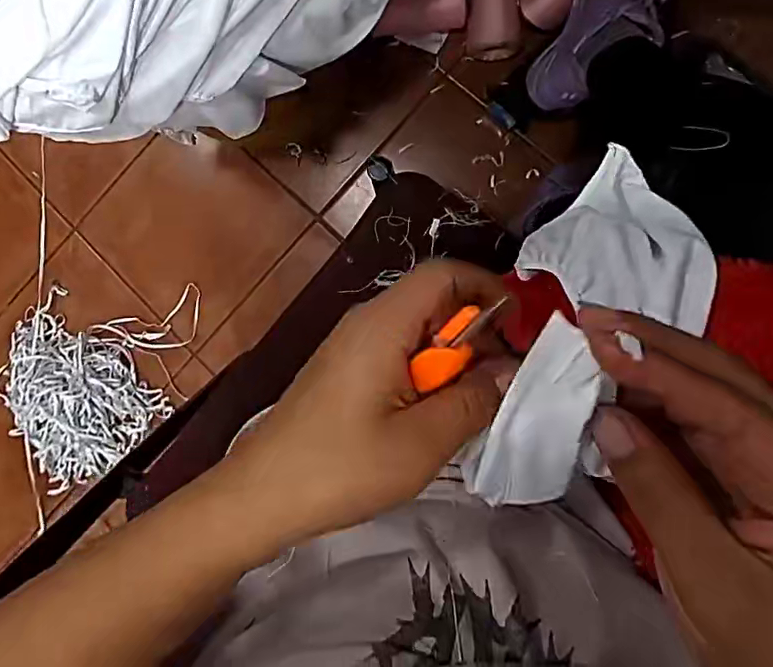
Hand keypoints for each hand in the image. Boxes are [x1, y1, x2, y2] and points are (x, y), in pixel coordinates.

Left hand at [212, 261, 516, 549]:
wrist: (257, 498)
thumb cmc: (339, 468)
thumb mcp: (420, 442)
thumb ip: (473, 400)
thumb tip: (510, 369)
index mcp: (385, 322)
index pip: (445, 273)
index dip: (488, 288)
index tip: (515, 328)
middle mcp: (369, 319)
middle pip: (435, 298)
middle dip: (475, 331)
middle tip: (496, 379)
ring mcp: (355, 341)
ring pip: (421, 326)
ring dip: (452, 356)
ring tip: (465, 403)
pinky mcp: (348, 364)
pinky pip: (401, 347)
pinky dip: (428, 369)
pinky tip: (430, 413)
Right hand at [580, 306, 772, 666]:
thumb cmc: (771, 663)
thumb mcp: (713, 589)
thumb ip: (660, 495)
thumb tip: (605, 417)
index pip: (737, 411)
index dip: (666, 371)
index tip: (606, 339)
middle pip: (729, 385)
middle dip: (659, 349)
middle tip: (595, 321)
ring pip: (711, 397)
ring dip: (652, 369)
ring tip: (597, 344)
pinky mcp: (750, 477)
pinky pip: (699, 429)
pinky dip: (654, 407)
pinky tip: (618, 388)